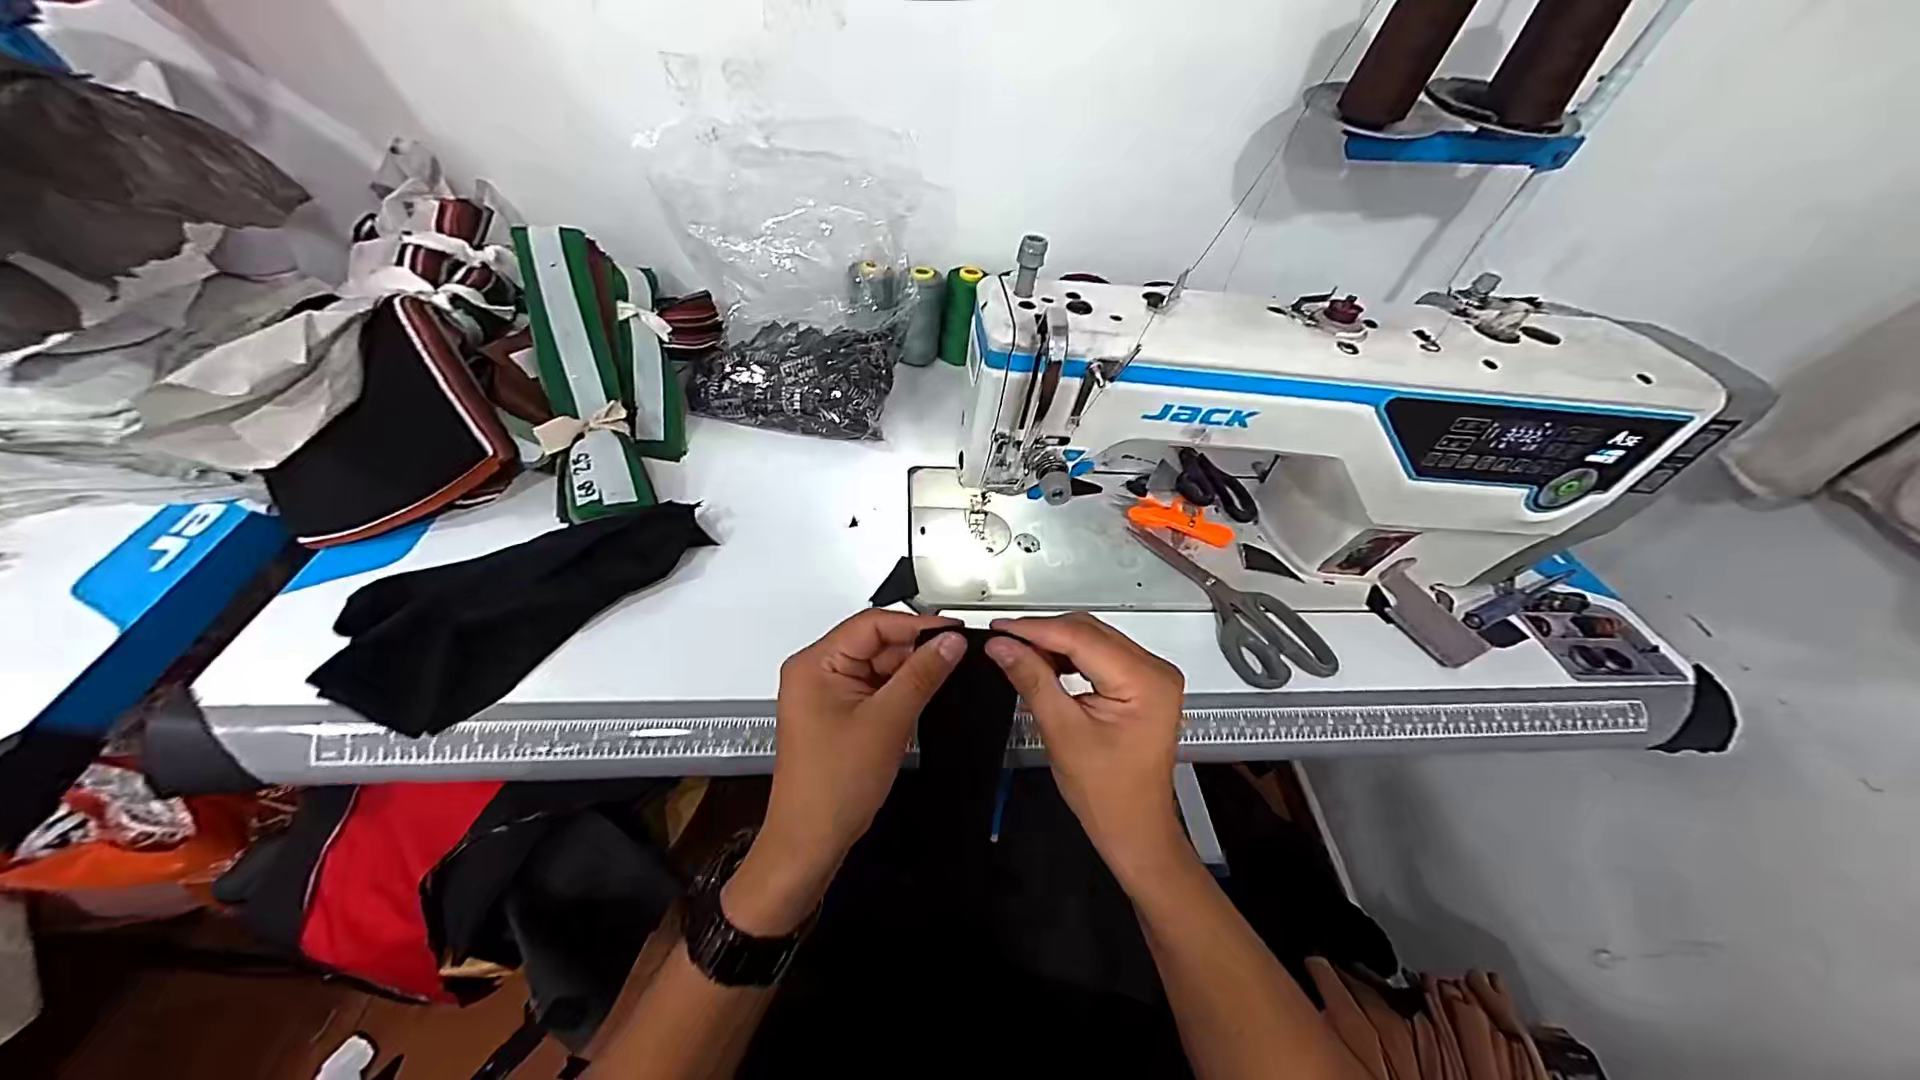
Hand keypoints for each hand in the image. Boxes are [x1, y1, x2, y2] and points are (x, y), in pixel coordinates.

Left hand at [727, 610, 965, 934]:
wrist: (810, 841)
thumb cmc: (828, 790)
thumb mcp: (887, 722)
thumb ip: (922, 675)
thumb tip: (948, 643)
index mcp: (814, 664)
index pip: (873, 624)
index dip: (917, 625)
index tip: (952, 631)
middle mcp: (815, 673)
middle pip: (877, 642)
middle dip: (915, 652)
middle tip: (952, 658)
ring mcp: (827, 693)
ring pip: (880, 666)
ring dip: (909, 675)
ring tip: (935, 687)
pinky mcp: (839, 712)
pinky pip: (876, 688)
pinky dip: (899, 693)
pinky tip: (917, 703)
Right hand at [984, 613, 1189, 884]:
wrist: (1134, 827)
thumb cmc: (1112, 795)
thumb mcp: (1063, 732)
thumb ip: (1032, 680)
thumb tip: (1005, 647)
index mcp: (1145, 681)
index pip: (1080, 638)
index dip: (1034, 630)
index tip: (1001, 629)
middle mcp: (1155, 671)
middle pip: (1088, 631)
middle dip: (1042, 633)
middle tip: (1003, 639)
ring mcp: (1150, 675)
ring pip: (1092, 638)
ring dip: (1054, 642)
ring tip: (1018, 651)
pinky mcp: (1140, 681)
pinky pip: (1099, 653)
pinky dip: (1069, 655)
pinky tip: (1044, 662)